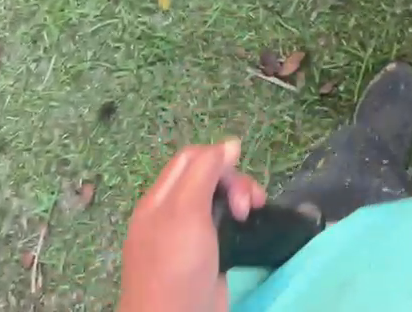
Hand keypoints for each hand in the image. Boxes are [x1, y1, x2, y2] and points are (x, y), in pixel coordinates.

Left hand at [117, 139, 268, 311]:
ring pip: (218, 200)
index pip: (190, 158)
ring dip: (240, 197)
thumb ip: (205, 171)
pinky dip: (238, 219)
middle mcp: (171, 214)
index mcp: (159, 199)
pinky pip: (223, 225)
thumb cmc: (176, 267)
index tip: (239, 172)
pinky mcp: (205, 258)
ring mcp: (188, 238)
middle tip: (249, 203)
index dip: (217, 158)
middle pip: (207, 177)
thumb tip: (230, 143)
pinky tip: (248, 226)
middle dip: (233, 180)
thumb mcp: (186, 210)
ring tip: (252, 213)